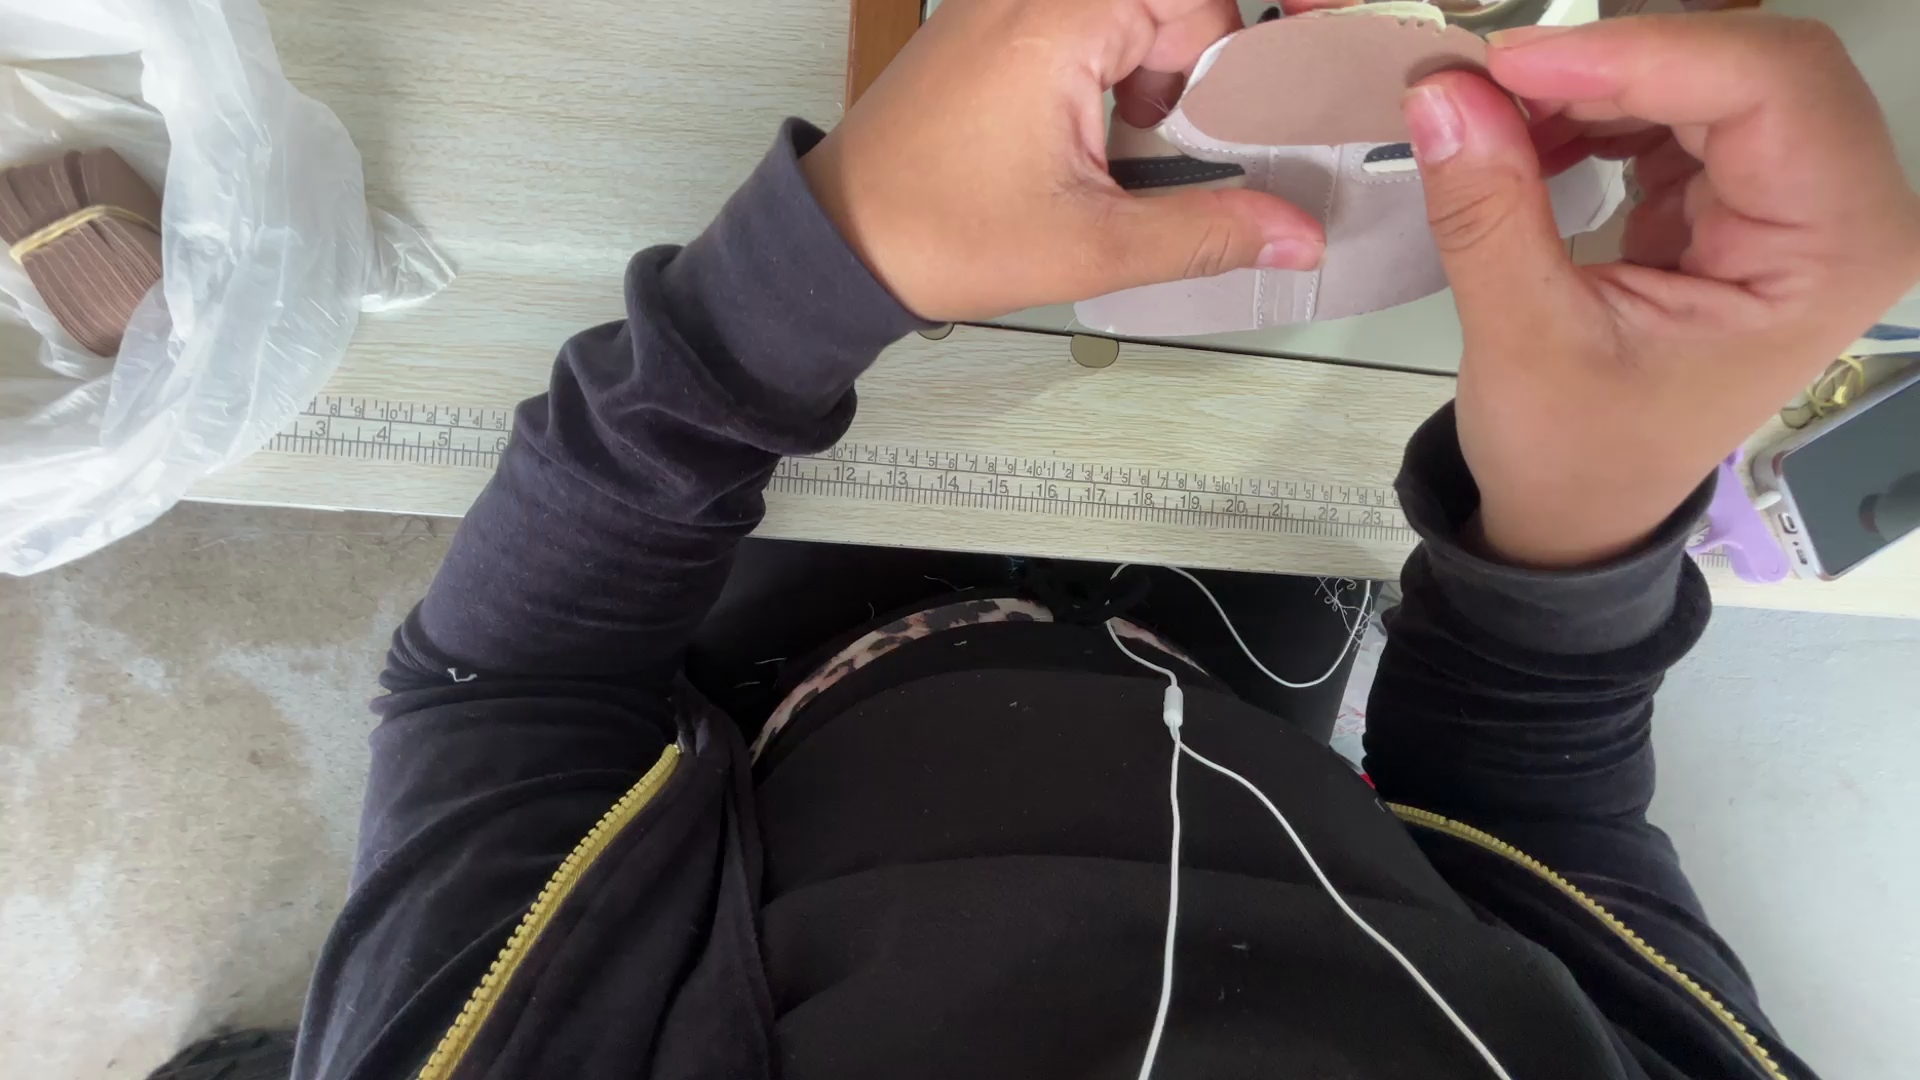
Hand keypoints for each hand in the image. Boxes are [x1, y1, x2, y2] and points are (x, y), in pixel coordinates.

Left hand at [799, 0, 1327, 321]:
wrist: (842, 247)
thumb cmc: (943, 238)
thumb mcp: (1092, 246)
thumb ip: (1205, 235)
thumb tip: (1294, 236)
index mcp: (1063, 12)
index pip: (1204, 5)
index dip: (1221, 86)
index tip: (1208, 152)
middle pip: (1162, 6)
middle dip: (1177, 87)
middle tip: (1149, 162)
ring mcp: (996, 4)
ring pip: (1116, 19)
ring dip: (1134, 86)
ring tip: (1104, 162)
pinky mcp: (978, 34)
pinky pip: (1066, 30)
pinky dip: (1090, 81)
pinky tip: (1067, 147)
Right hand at [1399, 13, 1919, 566]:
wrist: (1571, 509)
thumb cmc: (1563, 449)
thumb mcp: (1520, 338)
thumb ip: (1486, 216)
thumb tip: (1439, 100)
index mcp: (1829, 247)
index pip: (1765, 88)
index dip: (1632, 54)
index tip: (1498, 63)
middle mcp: (1832, 208)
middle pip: (1741, 71)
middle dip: (1604, 66)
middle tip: (1477, 82)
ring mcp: (1777, 207)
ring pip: (1700, 88)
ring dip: (1586, 91)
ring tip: (1486, 120)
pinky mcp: (1717, 215)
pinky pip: (1664, 129)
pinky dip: (1584, 123)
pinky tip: (1521, 147)